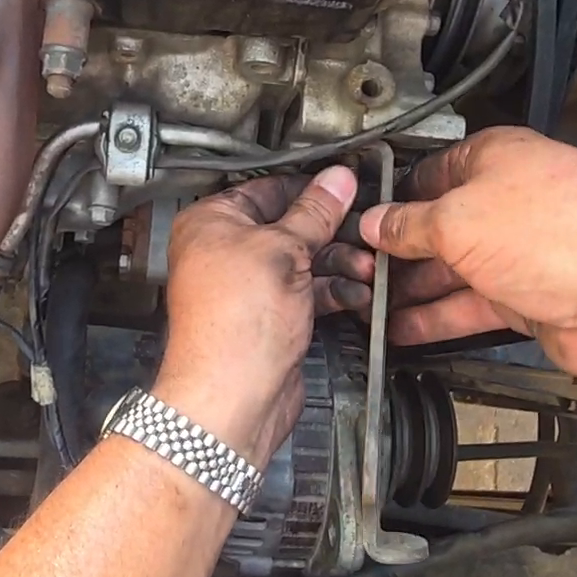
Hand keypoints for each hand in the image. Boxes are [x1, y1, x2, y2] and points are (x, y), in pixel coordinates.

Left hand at [155, 166, 360, 467]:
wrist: (234, 396)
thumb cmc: (234, 325)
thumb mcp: (283, 251)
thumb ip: (315, 213)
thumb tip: (335, 181)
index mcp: (210, 222)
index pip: (265, 187)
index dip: (308, 186)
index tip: (343, 185)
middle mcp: (225, 251)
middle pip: (288, 224)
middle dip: (330, 230)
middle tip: (362, 229)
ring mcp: (248, 286)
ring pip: (302, 259)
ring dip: (338, 262)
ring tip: (366, 266)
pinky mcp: (269, 315)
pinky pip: (306, 291)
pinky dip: (332, 290)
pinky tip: (357, 291)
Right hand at [351, 127, 576, 391]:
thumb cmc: (568, 234)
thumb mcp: (457, 220)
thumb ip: (408, 225)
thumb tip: (377, 223)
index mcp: (495, 158)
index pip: (429, 172)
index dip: (392, 196)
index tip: (360, 220)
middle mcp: (510, 201)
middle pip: (438, 224)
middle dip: (397, 249)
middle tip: (360, 270)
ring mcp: (522, 251)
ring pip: (452, 269)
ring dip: (412, 289)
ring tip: (370, 305)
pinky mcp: (531, 297)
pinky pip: (471, 305)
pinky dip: (437, 317)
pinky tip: (404, 328)